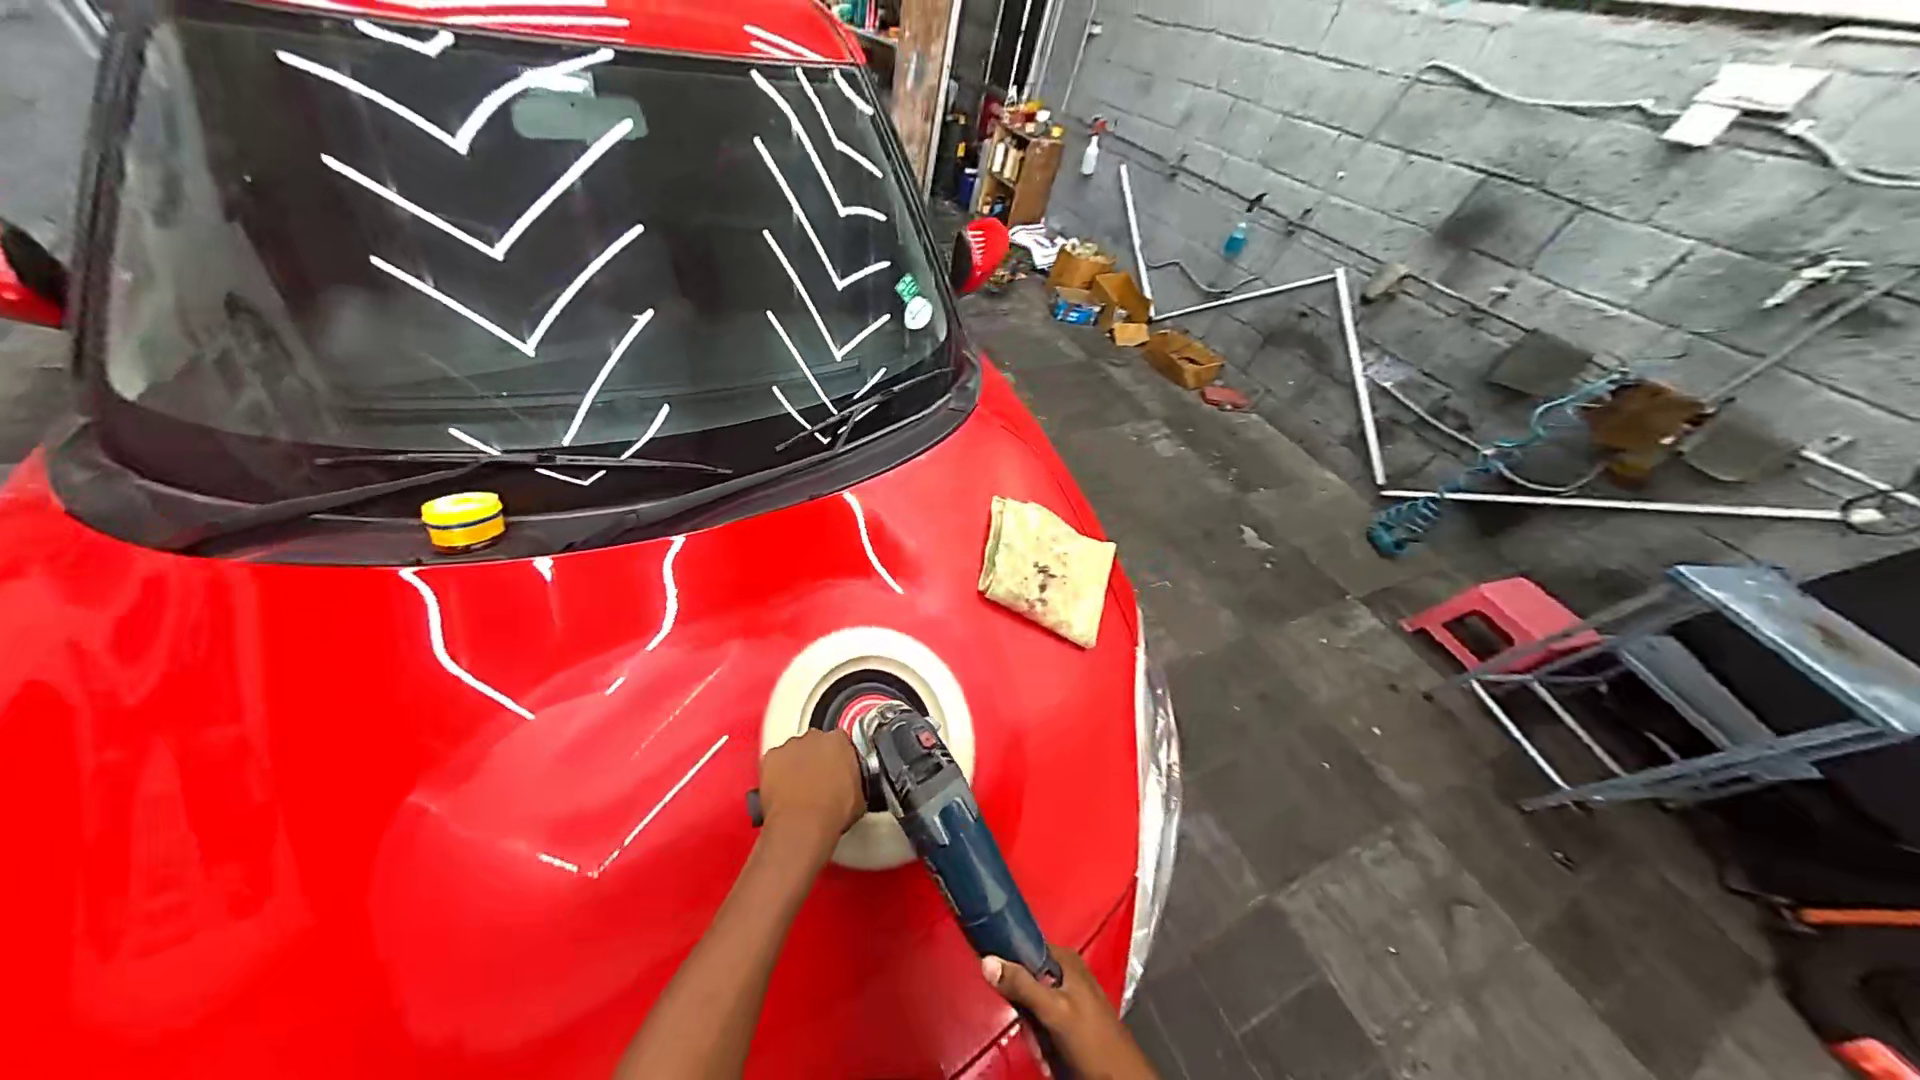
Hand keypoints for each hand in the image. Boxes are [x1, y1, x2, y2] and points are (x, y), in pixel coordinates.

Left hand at [757, 729, 863, 849]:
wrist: (803, 825)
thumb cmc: (830, 811)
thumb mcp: (860, 795)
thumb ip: (855, 778)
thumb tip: (853, 784)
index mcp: (839, 742)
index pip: (840, 740)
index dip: (837, 756)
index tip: (836, 768)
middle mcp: (814, 738)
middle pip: (815, 742)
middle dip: (815, 757)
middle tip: (817, 780)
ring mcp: (790, 747)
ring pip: (793, 751)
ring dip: (795, 764)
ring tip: (798, 788)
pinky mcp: (771, 758)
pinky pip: (774, 762)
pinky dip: (776, 773)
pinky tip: (782, 790)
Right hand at [983, 947, 1158, 1079]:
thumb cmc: (1092, 1041)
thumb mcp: (1053, 1011)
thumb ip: (1021, 985)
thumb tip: (987, 960)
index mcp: (1065, 960)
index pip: (1025, 949)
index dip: (1012, 968)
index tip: (1004, 988)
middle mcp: (1066, 973)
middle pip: (1026, 983)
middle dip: (1025, 1014)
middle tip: (1033, 1033)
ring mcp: (1069, 998)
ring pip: (1033, 1009)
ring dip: (1034, 1034)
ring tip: (1045, 1051)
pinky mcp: (1070, 1021)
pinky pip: (1043, 1025)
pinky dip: (1043, 1043)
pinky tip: (1051, 1057)